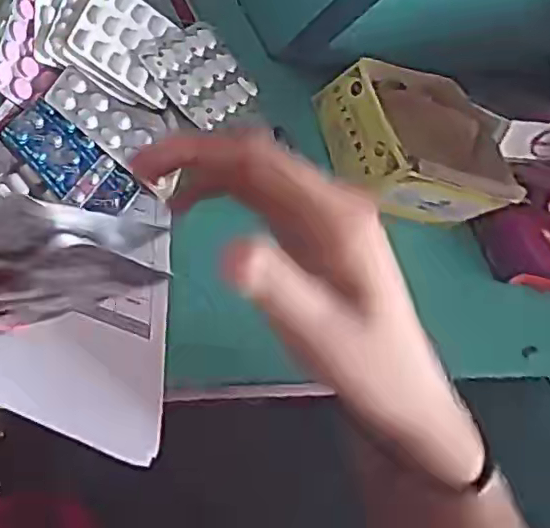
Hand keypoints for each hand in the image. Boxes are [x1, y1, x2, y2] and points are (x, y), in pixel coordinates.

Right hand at [130, 131, 485, 489]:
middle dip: (191, 152)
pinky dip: (216, 184)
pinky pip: (252, 187)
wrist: (405, 400)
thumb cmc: (369, 368)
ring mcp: (317, 209)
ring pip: (248, 166)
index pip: (255, 155)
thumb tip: (228, 251)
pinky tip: (192, 201)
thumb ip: (277, 287)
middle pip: (249, 152)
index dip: (198, 149)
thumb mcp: (322, 335)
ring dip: (200, 167)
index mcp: (334, 211)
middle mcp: (326, 198)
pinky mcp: (305, 223)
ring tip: (157, 184)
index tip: (152, 162)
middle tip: (143, 170)